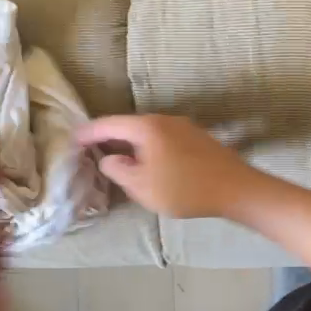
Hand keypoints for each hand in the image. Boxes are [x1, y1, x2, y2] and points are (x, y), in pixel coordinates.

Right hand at [75, 115, 267, 218]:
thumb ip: (119, 170)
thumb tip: (108, 159)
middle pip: (129, 125)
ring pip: (147, 133)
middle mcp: (164, 120)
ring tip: (119, 160)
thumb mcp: (143, 187)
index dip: (88, 132)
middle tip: (92, 151)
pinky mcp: (198, 138)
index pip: (109, 124)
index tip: (73, 139)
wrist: (237, 189)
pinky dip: (149, 148)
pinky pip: (163, 139)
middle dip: (110, 138)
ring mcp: (184, 127)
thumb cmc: (185, 190)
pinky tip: (150, 164)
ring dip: (131, 145)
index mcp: (147, 128)